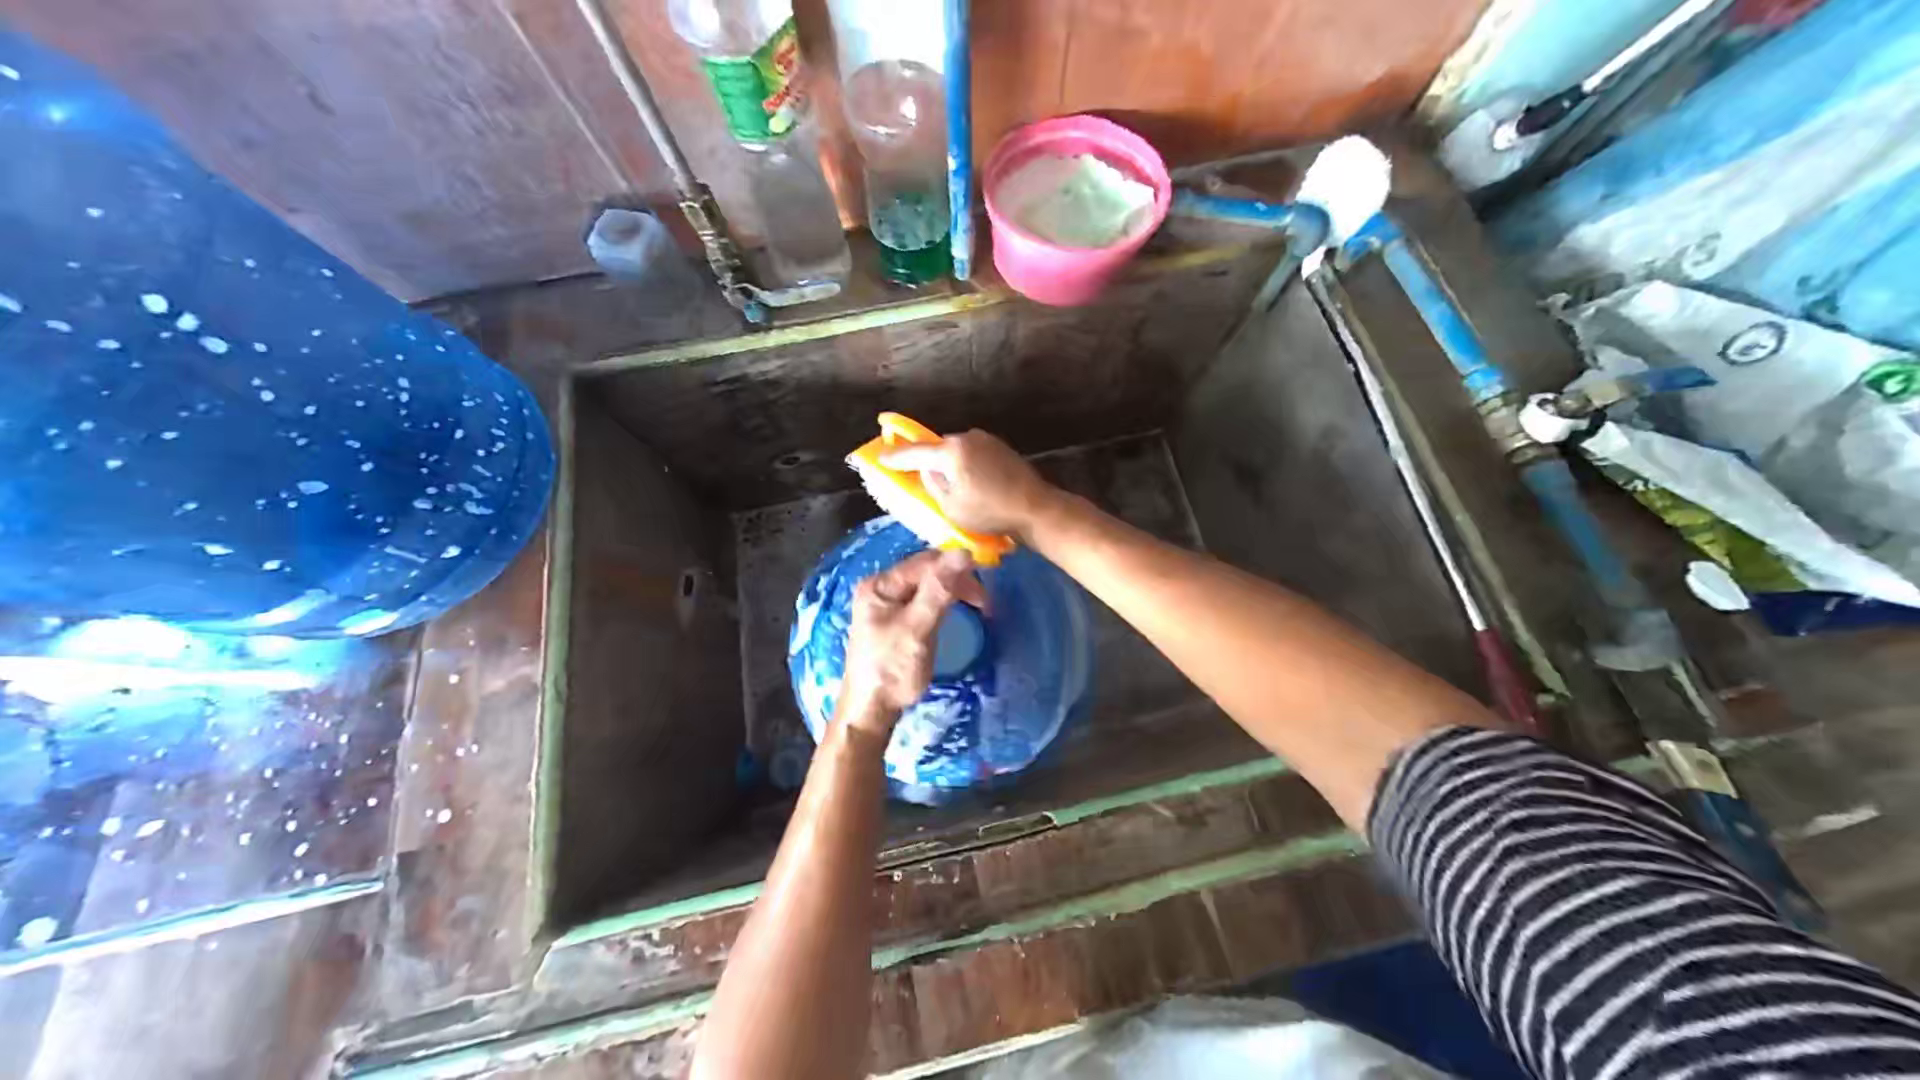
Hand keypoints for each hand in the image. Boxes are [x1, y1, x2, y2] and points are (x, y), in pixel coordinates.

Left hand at [838, 550, 987, 733]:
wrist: (871, 711)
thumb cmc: (892, 671)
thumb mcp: (917, 629)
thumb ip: (939, 590)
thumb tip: (963, 553)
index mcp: (879, 585)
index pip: (924, 562)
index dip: (956, 567)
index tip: (986, 583)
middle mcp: (881, 588)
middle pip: (926, 571)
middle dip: (957, 580)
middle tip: (984, 601)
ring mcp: (888, 604)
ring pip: (928, 585)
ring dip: (954, 591)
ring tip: (978, 606)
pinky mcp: (896, 620)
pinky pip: (925, 600)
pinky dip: (944, 602)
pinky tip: (958, 610)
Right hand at [878, 430, 1059, 539]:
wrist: (1036, 509)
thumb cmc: (990, 513)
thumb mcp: (951, 507)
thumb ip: (932, 485)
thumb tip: (927, 471)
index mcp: (951, 452)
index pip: (914, 452)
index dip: (894, 456)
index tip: (880, 457)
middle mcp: (967, 438)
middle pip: (936, 448)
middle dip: (925, 460)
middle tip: (914, 474)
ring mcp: (985, 440)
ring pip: (954, 450)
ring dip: (947, 463)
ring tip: (947, 485)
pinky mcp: (999, 447)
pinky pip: (971, 453)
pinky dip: (964, 464)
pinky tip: (969, 482)